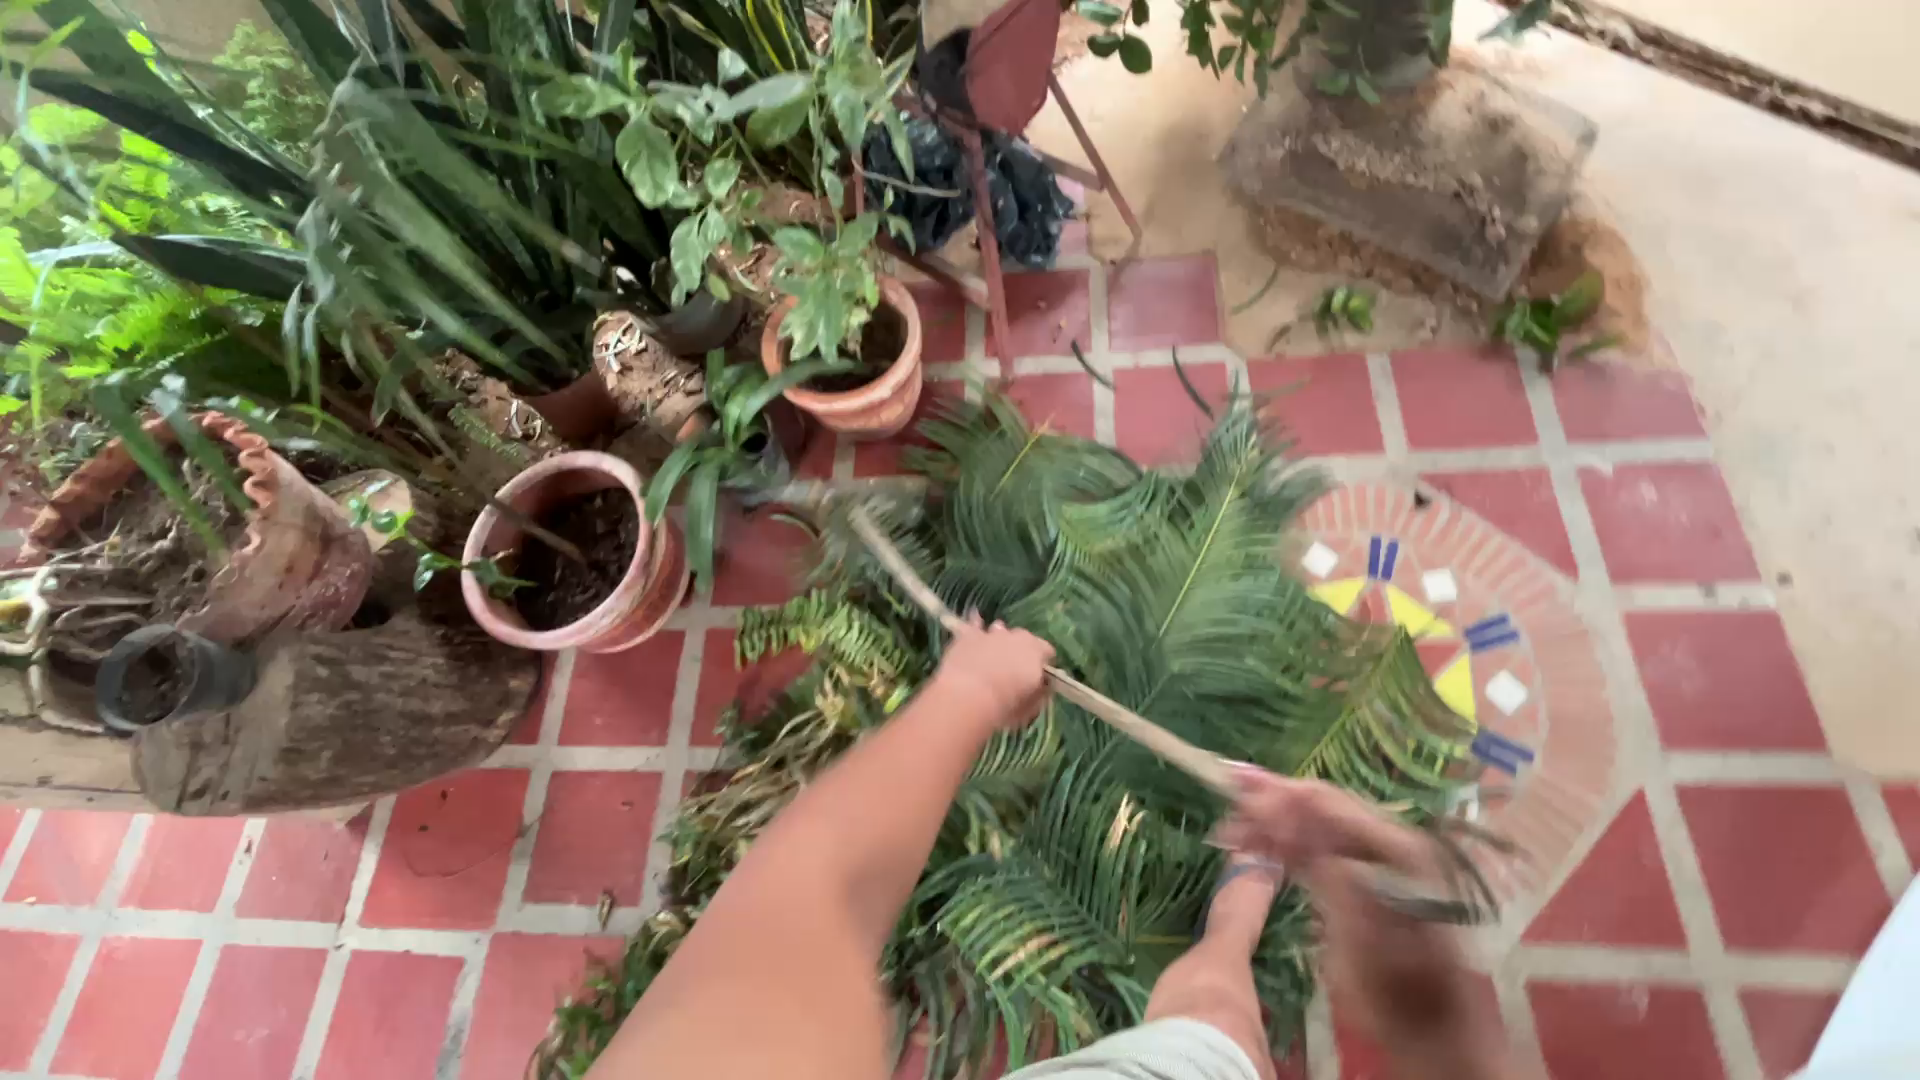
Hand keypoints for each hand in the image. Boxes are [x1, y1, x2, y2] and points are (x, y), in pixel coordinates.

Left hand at [929, 617, 1053, 729]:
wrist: (967, 696)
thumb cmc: (1005, 705)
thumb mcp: (1031, 707)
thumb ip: (1040, 693)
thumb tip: (1042, 687)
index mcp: (1036, 650)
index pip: (1047, 652)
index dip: (1044, 665)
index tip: (1039, 679)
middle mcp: (1016, 636)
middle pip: (1024, 640)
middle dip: (1021, 652)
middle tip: (1013, 672)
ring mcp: (991, 633)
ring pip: (1000, 630)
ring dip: (999, 640)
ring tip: (993, 654)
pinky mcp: (968, 636)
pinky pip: (975, 626)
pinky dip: (976, 626)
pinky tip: (975, 624)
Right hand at [1214, 771, 1514, 1076]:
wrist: (1433, 1040)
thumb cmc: (1398, 995)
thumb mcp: (1358, 936)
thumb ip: (1323, 870)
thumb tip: (1282, 819)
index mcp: (1398, 850)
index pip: (1327, 802)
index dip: (1278, 791)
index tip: (1233, 786)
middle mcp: (1389, 845)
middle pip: (1318, 809)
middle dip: (1269, 807)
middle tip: (1226, 817)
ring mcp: (1378, 863)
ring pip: (1313, 827)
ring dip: (1271, 826)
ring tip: (1231, 831)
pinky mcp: (1363, 881)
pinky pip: (1318, 849)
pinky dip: (1285, 845)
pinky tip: (1256, 846)